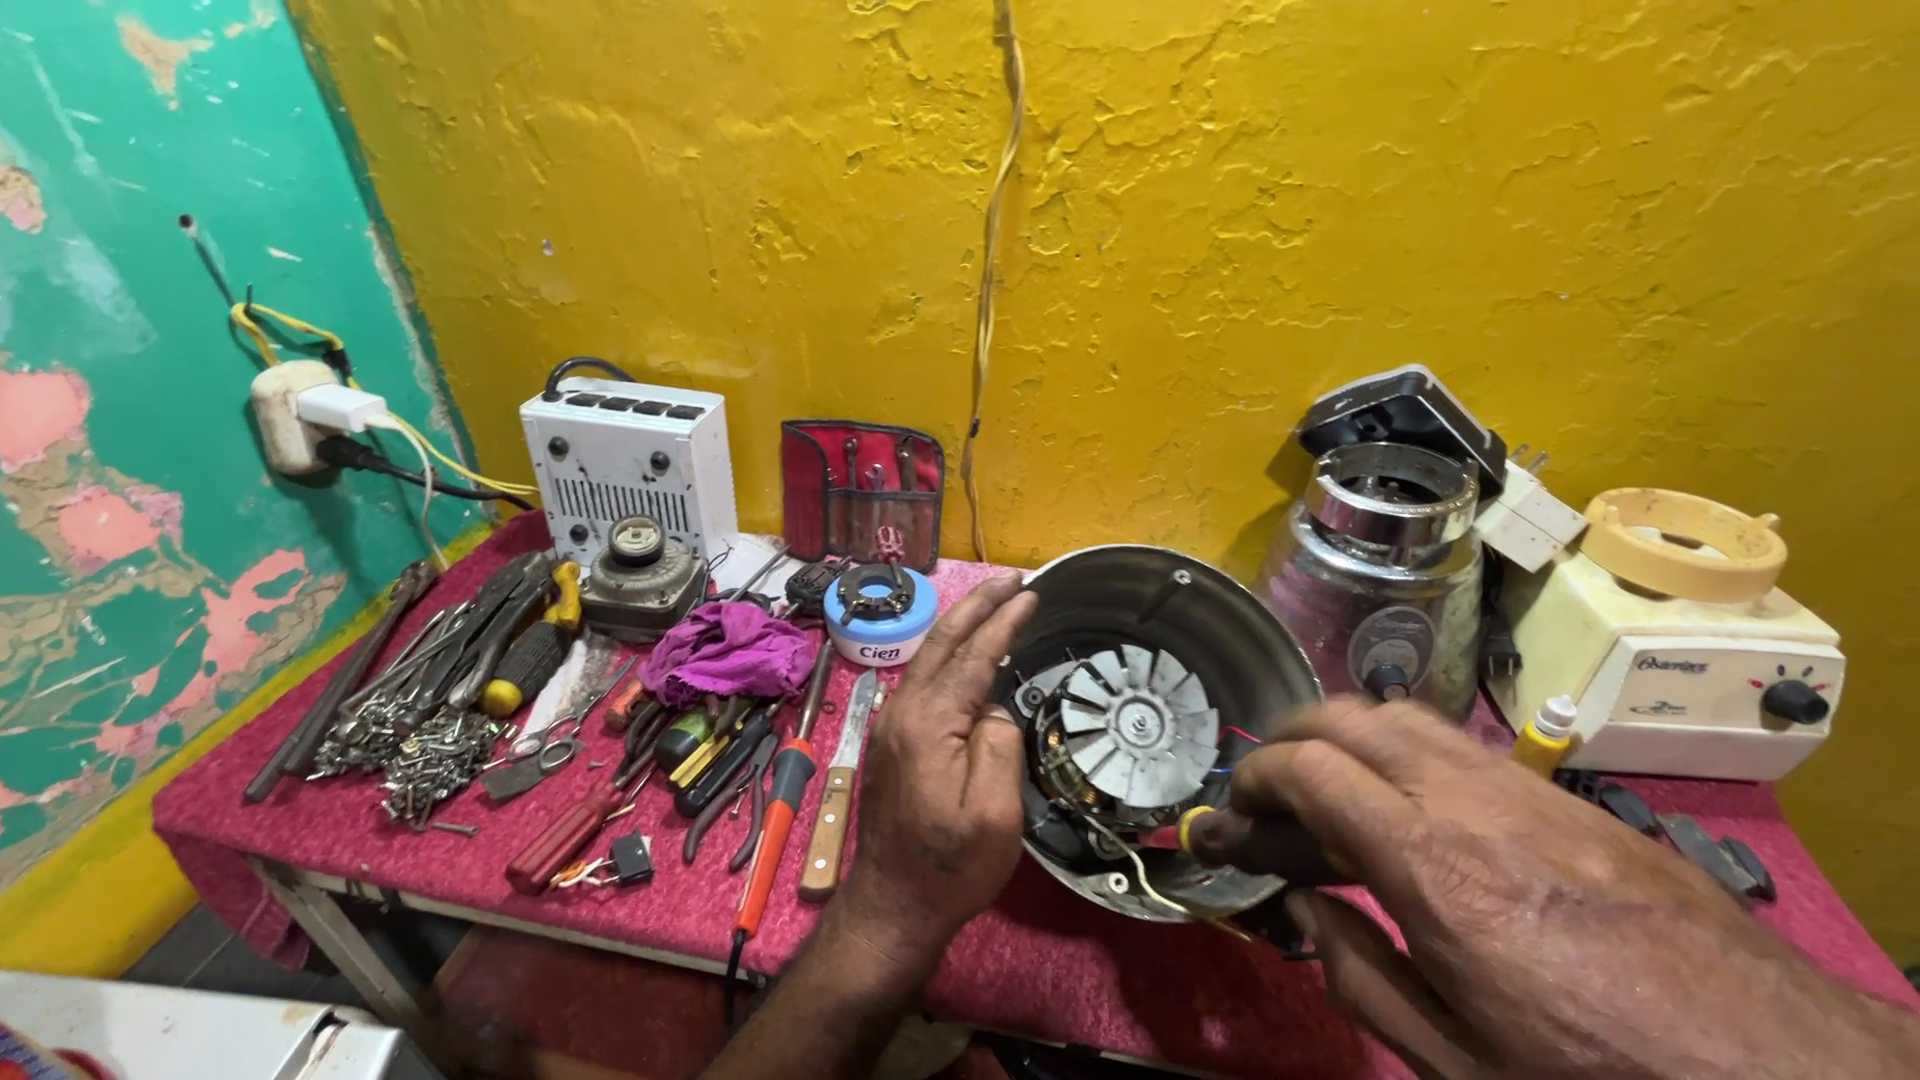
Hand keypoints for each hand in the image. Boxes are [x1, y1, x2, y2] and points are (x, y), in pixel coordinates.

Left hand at [832, 571, 1037, 969]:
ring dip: (962, 626)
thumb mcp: (994, 812)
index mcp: (928, 723)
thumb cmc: (950, 866)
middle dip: (978, 605)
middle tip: (1012, 580)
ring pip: (928, 658)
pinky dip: (949, 656)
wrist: (893, 905)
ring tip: (995, 605)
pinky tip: (967, 655)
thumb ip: (999, 744)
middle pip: (941, 642)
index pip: (973, 656)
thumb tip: (994, 708)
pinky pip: (923, 682)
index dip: (1004, 622)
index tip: (1032, 594)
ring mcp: (890, 725)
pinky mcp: (890, 741)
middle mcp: (902, 712)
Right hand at [1227, 698, 1919, 1079]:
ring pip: (1401, 715)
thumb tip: (1300, 910)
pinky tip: (1404, 800)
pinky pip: (1453, 741)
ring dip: (1342, 732)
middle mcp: (1464, 800)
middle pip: (1348, 718)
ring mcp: (1516, 787)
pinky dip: (1398, 748)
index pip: (1310, 771)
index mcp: (1427, 866)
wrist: (1780, 1067)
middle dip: (1287, 736)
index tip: (1236, 811)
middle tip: (1265, 784)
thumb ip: (1357, 973)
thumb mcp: (1456, 1059)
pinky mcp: (1558, 794)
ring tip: (1324, 778)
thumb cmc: (1596, 1074)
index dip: (1256, 778)